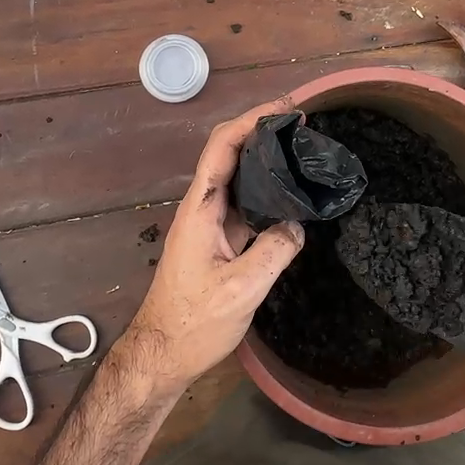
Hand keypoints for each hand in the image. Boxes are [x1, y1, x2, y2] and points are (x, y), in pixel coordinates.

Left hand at [112, 98, 305, 400]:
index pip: (222, 147)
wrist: (162, 356)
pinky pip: (245, 203)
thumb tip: (298, 225)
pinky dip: (267, 188)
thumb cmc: (194, 323)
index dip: (251, 120)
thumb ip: (274, 251)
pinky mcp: (219, 240)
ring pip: (238, 177)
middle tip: (301, 123)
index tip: (284, 108)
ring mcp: (210, 223)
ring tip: (301, 148)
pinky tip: (291, 192)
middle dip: (261, 129)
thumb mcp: (241, 289)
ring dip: (265, 157)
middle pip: (229, 153)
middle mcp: (202, 207)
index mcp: (200, 209)